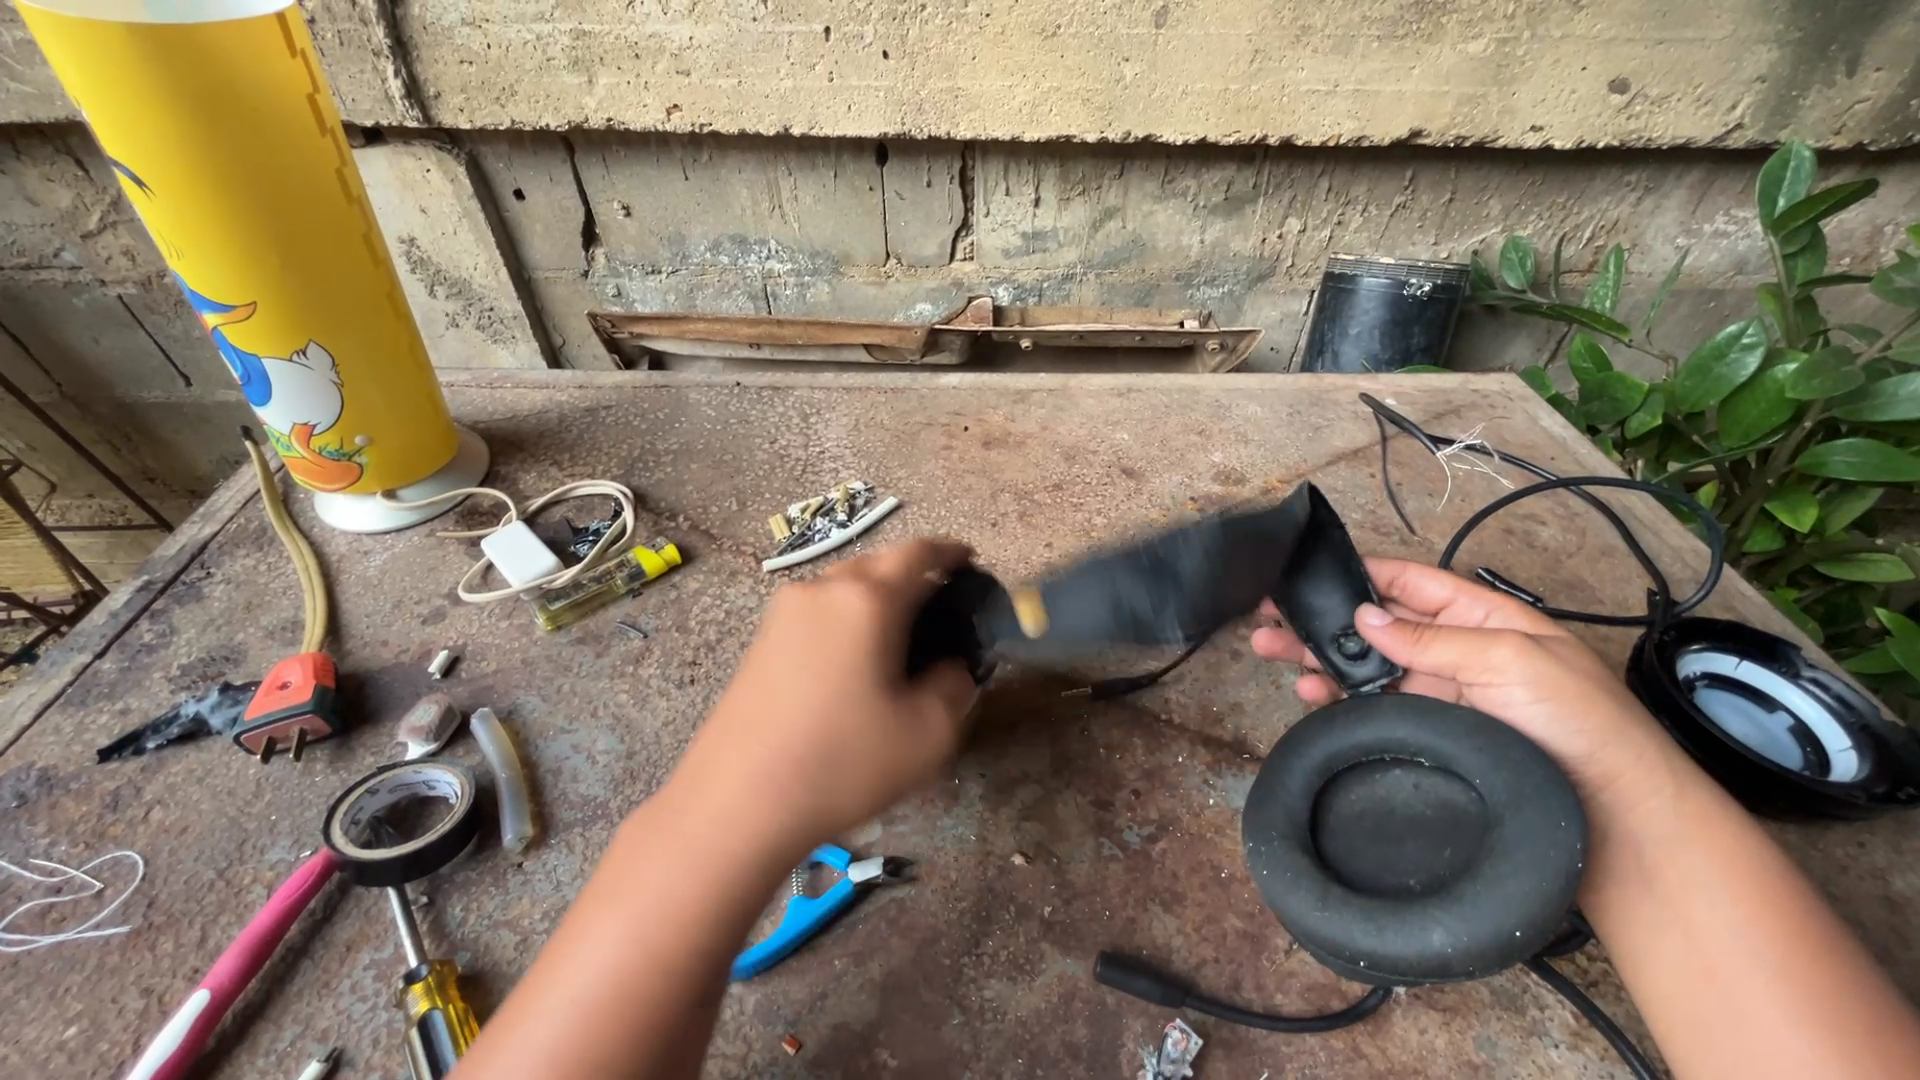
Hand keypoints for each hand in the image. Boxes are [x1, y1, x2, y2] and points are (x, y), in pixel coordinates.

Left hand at [670, 539, 979, 852]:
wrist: (736, 802)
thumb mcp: (928, 733)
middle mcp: (821, 590)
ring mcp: (783, 613)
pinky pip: (817, 612)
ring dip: (876, 598)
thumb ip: (956, 685)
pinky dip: (846, 620)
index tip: (970, 562)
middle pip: (877, 564)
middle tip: (940, 608)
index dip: (950, 552)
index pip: (917, 552)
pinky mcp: (760, 641)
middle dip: (912, 576)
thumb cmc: (842, 762)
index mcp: (867, 599)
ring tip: (899, 636)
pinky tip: (854, 661)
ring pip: (843, 588)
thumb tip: (952, 667)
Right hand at [1251, 556, 1684, 812]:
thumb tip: (1364, 616)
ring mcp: (1436, 692)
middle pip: (1375, 623)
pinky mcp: (1425, 729)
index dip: (1359, 574)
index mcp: (1481, 618)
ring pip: (1364, 665)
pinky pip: (1369, 705)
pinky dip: (1334, 697)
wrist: (1612, 816)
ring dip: (1317, 655)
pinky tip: (1308, 691)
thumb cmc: (1581, 725)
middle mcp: (1453, 650)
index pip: (1409, 583)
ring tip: (1271, 649)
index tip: (1308, 574)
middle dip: (1323, 616)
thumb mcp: (1511, 662)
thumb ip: (1432, 639)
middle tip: (1270, 615)